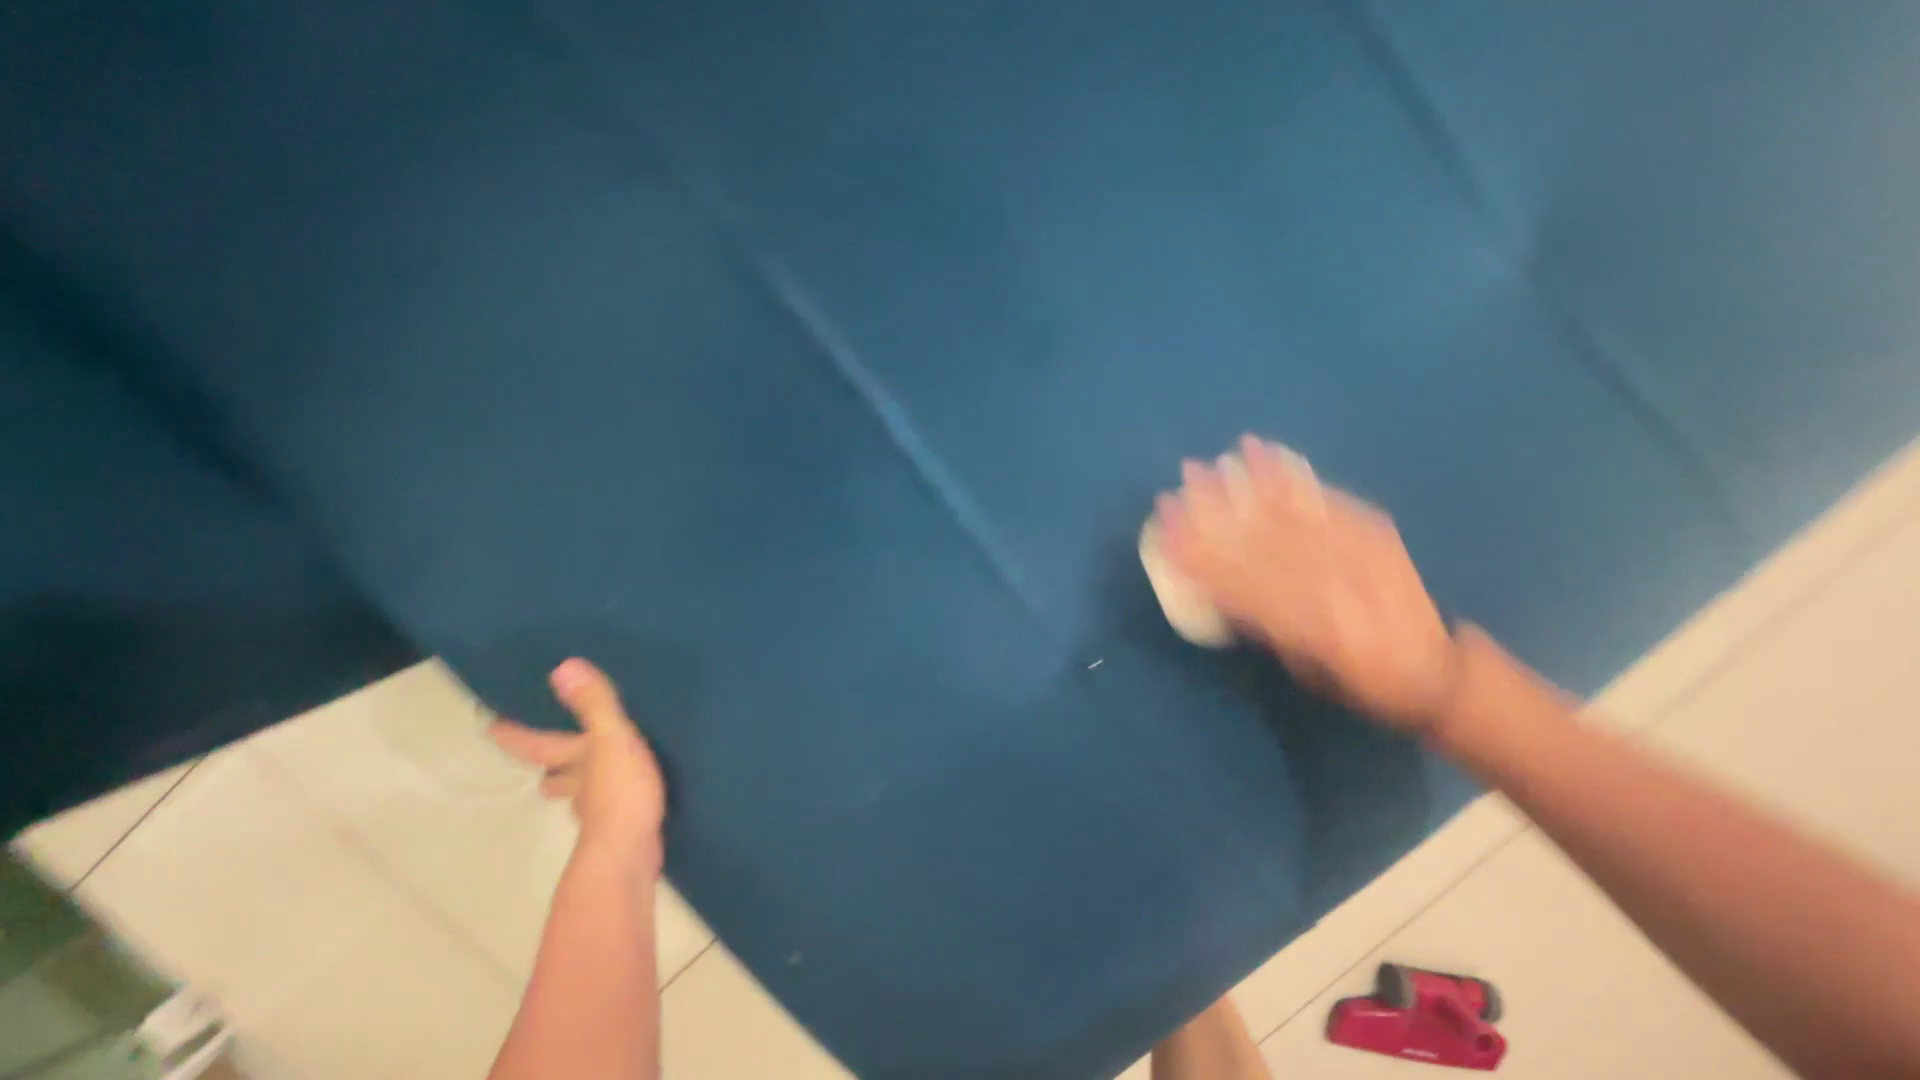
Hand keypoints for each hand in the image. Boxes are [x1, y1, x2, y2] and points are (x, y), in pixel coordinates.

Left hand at [490, 658, 667, 865]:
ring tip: (589, 778)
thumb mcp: (612, 739)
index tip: (491, 727)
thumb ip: (594, 705)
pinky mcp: (622, 828)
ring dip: (581, 788)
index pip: (536, 745)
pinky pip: (612, 810)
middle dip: (551, 771)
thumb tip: (562, 666)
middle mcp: (579, 787)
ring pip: (581, 797)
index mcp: (573, 762)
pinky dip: (612, 802)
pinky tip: (625, 799)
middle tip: (545, 764)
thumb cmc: (619, 792)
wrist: (632, 850)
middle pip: (556, 779)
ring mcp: (598, 812)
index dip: (514, 735)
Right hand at [1155, 435, 1457, 730]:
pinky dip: (1295, 478)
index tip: (1167, 528)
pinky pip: (1328, 503)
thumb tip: (1224, 590)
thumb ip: (1268, 627)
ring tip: (1225, 454)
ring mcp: (1358, 553)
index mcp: (1312, 625)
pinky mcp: (1376, 533)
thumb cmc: (1362, 683)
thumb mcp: (1305, 668)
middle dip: (1221, 506)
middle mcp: (1333, 584)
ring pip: (1295, 514)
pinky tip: (1271, 456)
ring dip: (1255, 480)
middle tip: (1185, 477)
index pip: (1241, 583)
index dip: (1200, 554)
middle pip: (1264, 539)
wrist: (1437, 671)